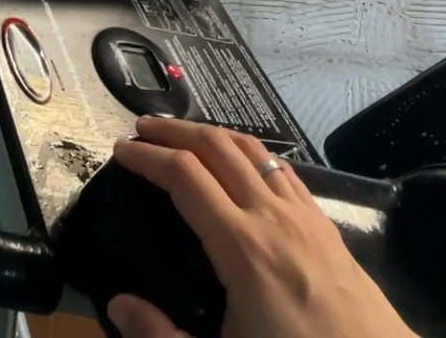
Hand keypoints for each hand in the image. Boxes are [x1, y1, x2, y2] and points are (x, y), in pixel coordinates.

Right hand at [105, 117, 418, 337]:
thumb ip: (163, 337)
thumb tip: (119, 302)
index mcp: (242, 248)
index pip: (184, 177)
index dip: (148, 158)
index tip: (121, 152)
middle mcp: (272, 216)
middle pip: (216, 147)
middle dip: (175, 131)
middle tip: (143, 129)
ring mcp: (305, 216)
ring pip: (251, 150)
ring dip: (211, 134)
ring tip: (184, 135)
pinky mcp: (326, 226)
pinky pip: (281, 170)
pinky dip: (249, 153)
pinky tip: (241, 165)